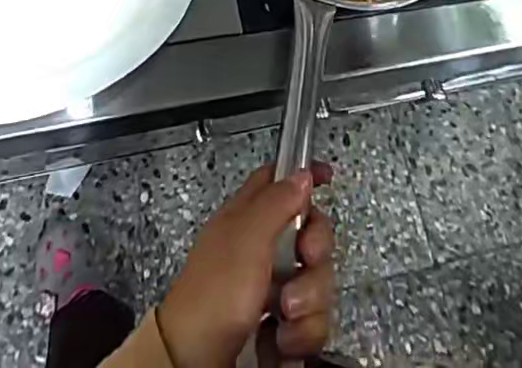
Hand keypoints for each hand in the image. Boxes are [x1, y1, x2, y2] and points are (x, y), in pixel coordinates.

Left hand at [157, 163, 336, 366]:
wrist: (194, 365)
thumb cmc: (215, 294)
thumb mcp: (246, 238)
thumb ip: (276, 201)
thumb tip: (303, 173)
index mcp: (248, 217)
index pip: (279, 180)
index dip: (303, 174)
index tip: (327, 177)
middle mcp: (263, 248)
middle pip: (311, 233)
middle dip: (317, 252)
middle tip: (304, 261)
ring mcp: (273, 288)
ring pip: (317, 280)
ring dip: (308, 303)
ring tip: (283, 318)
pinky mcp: (281, 325)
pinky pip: (312, 320)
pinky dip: (300, 335)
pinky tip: (279, 343)